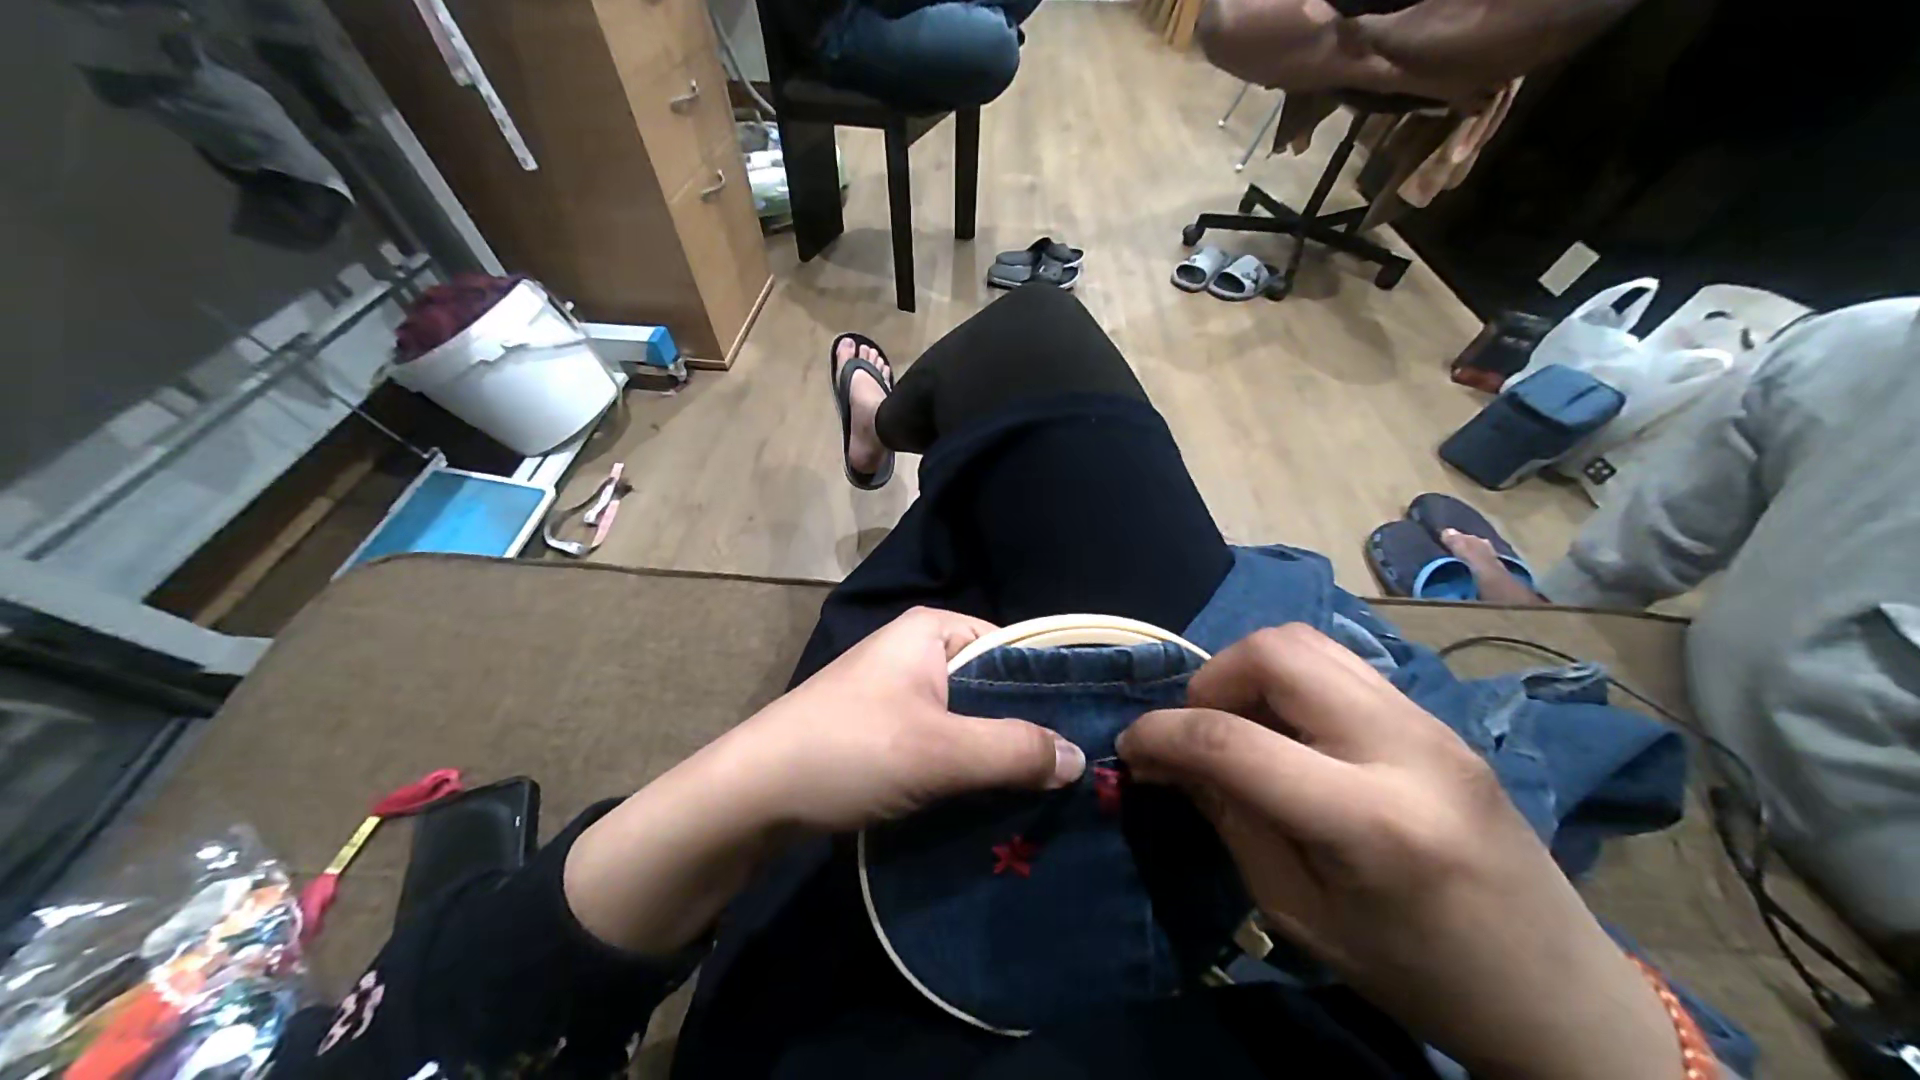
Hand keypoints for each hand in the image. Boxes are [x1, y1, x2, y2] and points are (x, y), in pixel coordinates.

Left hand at [719, 606, 1086, 829]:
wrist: (752, 794)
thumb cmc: (849, 750)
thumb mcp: (940, 750)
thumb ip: (1014, 750)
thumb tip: (1081, 759)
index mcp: (932, 630)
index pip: (1013, 648)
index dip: (1049, 690)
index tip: (1085, 735)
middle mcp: (916, 650)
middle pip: (991, 685)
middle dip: (1024, 728)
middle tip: (1069, 775)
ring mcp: (897, 690)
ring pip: (967, 717)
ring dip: (994, 752)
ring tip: (1039, 792)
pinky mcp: (883, 727)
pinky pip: (941, 739)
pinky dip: (964, 764)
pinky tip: (989, 797)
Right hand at [1118, 624, 1684, 1079]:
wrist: (1561, 994)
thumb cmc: (1418, 975)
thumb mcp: (1299, 914)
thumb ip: (1230, 819)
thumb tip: (1166, 759)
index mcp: (1369, 821)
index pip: (1232, 741)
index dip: (1162, 734)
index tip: (1130, 747)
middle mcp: (1404, 747)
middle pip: (1276, 651)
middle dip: (1211, 680)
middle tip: (1195, 730)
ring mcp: (1429, 721)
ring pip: (1306, 641)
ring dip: (1248, 671)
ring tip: (1237, 724)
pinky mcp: (1435, 716)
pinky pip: (1338, 664)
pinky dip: (1287, 679)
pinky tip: (1284, 728)